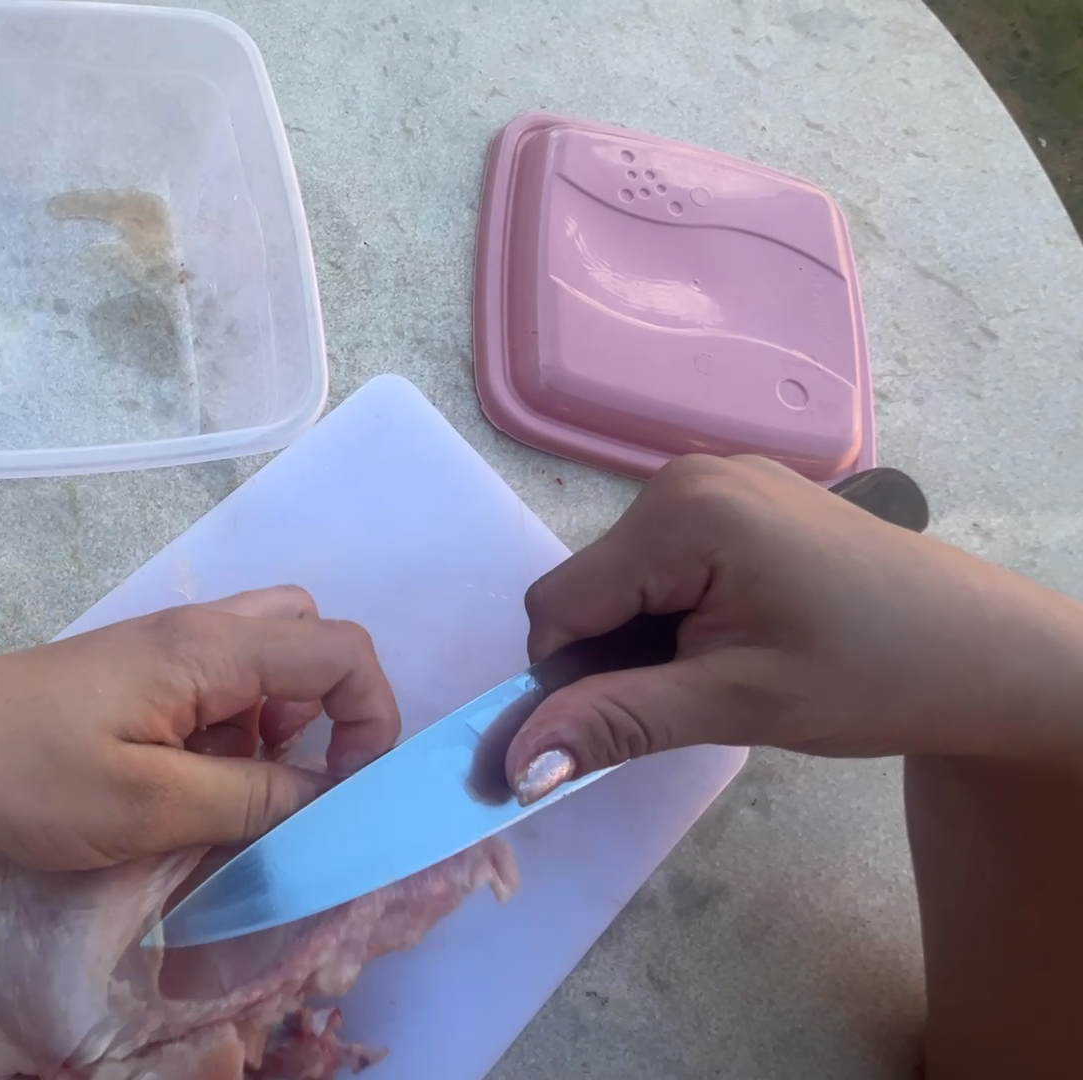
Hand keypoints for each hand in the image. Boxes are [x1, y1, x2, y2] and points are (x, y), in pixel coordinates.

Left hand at [0, 586, 399, 870]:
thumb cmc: (28, 776)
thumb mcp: (150, 805)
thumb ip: (254, 798)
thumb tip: (333, 798)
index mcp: (209, 647)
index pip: (340, 650)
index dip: (372, 718)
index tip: (348, 792)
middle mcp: (195, 631)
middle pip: (304, 637)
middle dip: (323, 707)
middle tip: (285, 771)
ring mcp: (162, 650)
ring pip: (261, 662)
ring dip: (274, 722)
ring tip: (225, 786)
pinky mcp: (136, 675)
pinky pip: (216, 686)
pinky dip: (230, 729)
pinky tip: (183, 779)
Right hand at [507, 455, 1082, 799]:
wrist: (1008, 661)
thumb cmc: (884, 678)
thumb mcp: (740, 706)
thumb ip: (616, 723)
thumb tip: (519, 765)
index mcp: (683, 512)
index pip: (559, 602)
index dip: (571, 670)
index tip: (627, 713)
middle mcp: (683, 477)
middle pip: (588, 586)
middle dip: (614, 650)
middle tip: (691, 689)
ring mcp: (708, 479)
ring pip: (614, 576)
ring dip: (638, 632)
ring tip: (716, 659)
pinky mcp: (726, 495)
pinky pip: (649, 560)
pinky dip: (663, 608)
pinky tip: (723, 629)